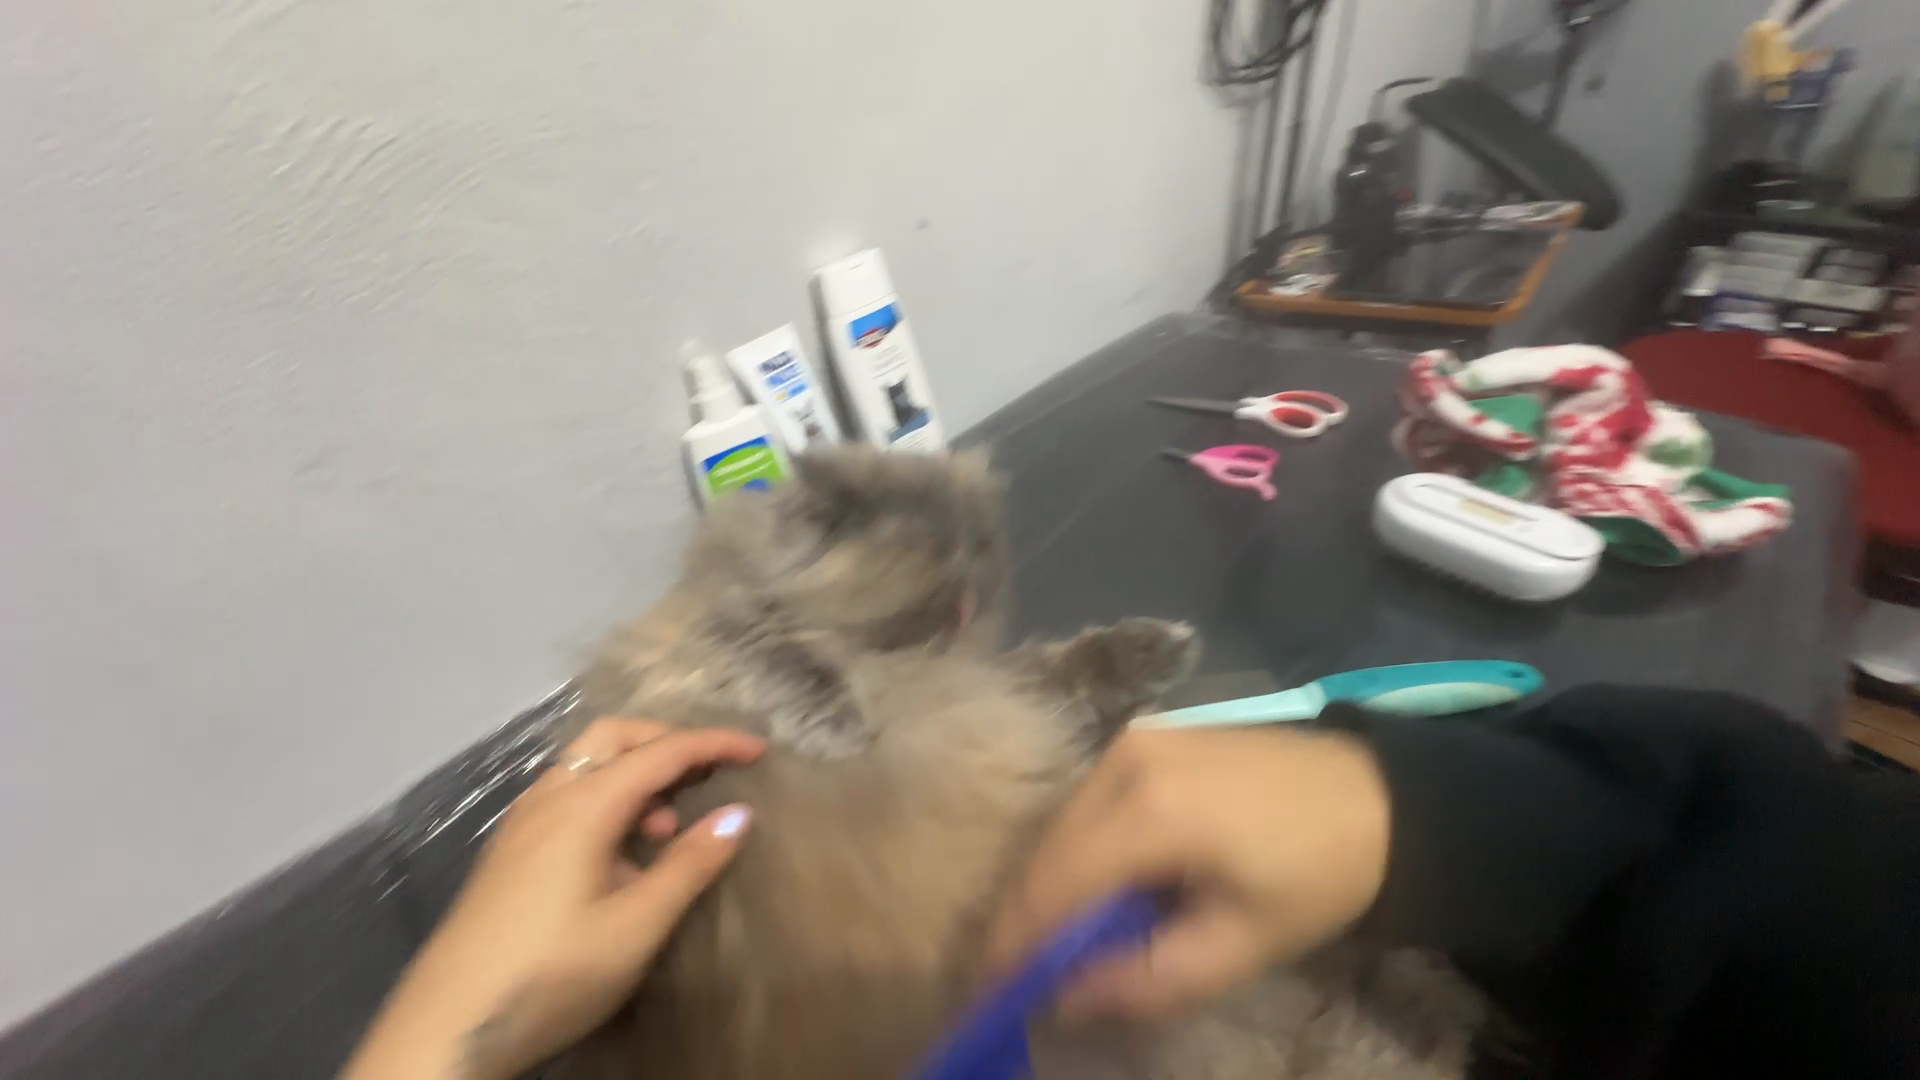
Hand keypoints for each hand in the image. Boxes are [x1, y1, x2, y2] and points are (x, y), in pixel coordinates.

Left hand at [340, 718, 764, 1079]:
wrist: (438, 1040)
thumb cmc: (550, 974)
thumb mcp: (637, 924)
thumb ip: (691, 863)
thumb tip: (739, 814)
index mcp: (584, 805)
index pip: (664, 751)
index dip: (716, 744)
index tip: (759, 751)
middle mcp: (549, 797)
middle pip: (617, 736)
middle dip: (668, 742)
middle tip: (706, 774)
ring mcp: (522, 823)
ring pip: (588, 764)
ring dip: (637, 774)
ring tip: (664, 830)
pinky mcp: (509, 851)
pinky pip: (569, 794)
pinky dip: (609, 798)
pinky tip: (620, 854)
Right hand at [986, 726, 1390, 1019]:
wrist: (1375, 796)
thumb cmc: (1317, 876)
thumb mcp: (1243, 944)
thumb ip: (1148, 976)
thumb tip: (1064, 995)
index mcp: (1154, 808)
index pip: (1059, 879)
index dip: (1018, 935)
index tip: (990, 985)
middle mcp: (1127, 758)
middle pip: (1054, 846)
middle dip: (1032, 912)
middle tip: (1023, 969)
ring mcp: (1134, 737)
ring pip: (1067, 819)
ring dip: (1058, 878)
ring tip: (1064, 932)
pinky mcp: (1144, 733)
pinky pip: (1092, 797)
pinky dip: (1085, 844)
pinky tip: (1101, 879)